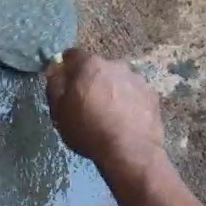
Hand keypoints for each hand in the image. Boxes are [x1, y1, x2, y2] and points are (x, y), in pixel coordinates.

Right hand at [44, 49, 165, 177]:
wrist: (129, 150)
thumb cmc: (87, 130)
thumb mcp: (59, 112)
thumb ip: (54, 86)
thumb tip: (55, 70)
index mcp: (90, 65)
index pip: (72, 55)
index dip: (65, 67)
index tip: (64, 83)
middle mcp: (115, 65)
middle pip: (97, 68)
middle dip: (90, 81)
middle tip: (86, 104)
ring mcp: (136, 79)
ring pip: (117, 80)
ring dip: (111, 90)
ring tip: (108, 115)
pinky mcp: (151, 95)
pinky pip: (133, 93)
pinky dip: (128, 101)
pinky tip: (124, 120)